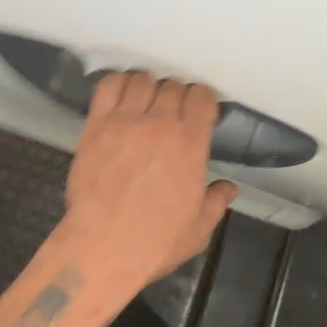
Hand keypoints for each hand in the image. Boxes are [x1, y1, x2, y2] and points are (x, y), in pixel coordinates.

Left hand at [61, 71, 238, 289]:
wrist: (103, 247)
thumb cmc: (155, 241)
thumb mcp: (198, 228)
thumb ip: (215, 202)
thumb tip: (229, 188)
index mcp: (191, 143)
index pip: (202, 96)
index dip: (202, 100)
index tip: (198, 111)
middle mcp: (160, 123)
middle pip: (172, 85)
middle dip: (176, 95)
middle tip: (171, 112)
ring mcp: (125, 121)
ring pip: (142, 79)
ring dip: (148, 87)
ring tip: (145, 102)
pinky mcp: (97, 125)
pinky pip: (108, 86)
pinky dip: (118, 83)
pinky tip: (121, 96)